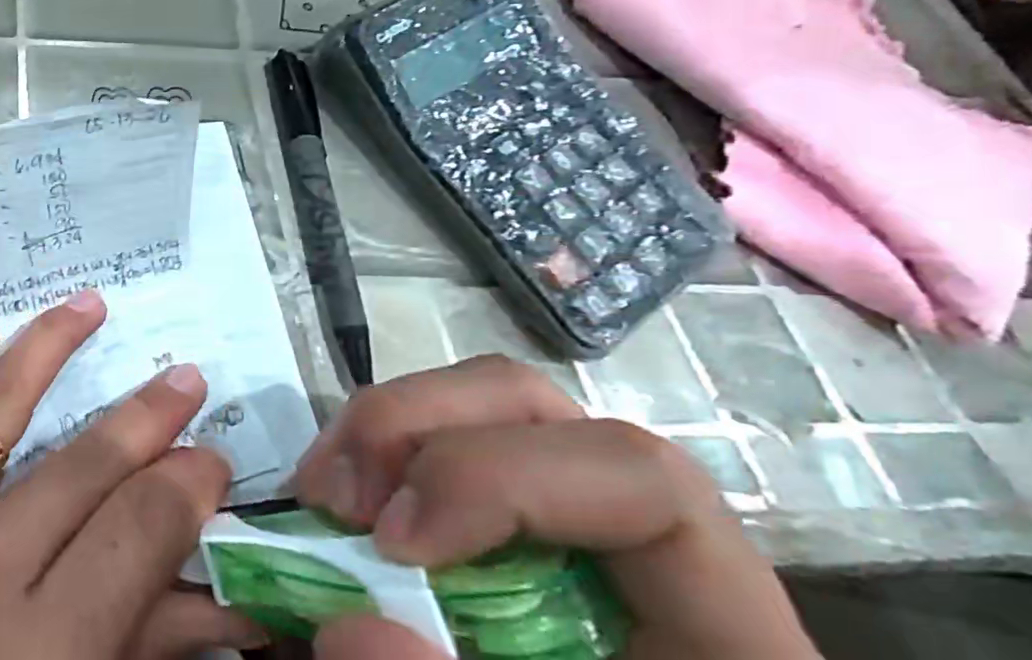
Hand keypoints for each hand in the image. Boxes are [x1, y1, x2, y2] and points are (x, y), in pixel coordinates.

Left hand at [0, 291, 265, 659]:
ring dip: (53, 344)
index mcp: (38, 652)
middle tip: (184, 379)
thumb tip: (242, 591)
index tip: (207, 456)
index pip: (141, 528)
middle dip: (150, 415)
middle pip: (86, 466)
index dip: (188, 482)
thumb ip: (148, 638)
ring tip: (91, 307)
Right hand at [294, 356, 818, 659]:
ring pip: (470, 403)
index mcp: (713, 622)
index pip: (642, 481)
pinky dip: (369, 454)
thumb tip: (344, 627)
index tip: (395, 544)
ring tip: (317, 495)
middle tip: (333, 498)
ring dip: (376, 430)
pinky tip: (328, 502)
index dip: (502, 479)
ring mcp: (559, 508)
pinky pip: (433, 440)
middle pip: (529, 407)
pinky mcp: (503, 515)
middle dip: (412, 426)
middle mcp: (629, 530)